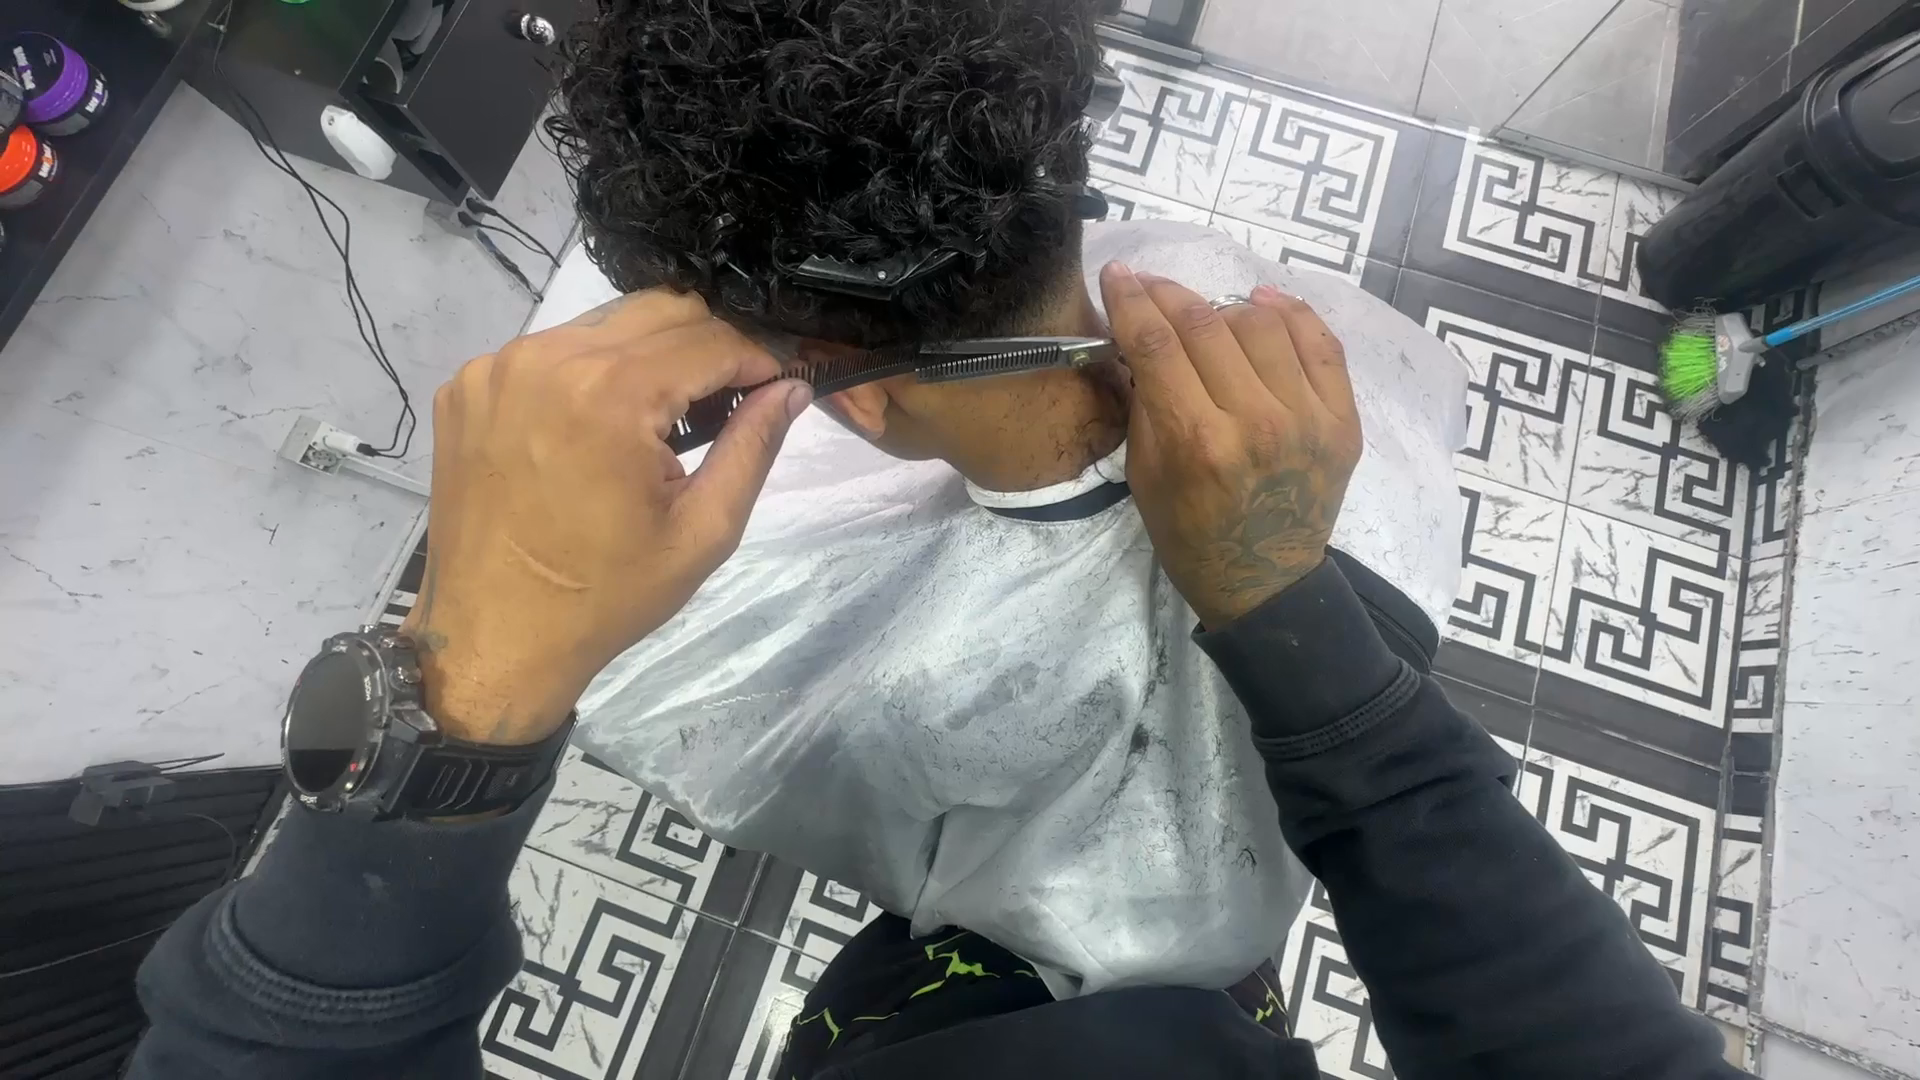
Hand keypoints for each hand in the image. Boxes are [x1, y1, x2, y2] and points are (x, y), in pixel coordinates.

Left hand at [401, 289, 810, 744]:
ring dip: (657, 352)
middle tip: (737, 394)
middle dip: (714, 343)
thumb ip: (754, 446)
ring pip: (608, 322)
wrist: (497, 634)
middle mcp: (549, 358)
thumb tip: (793, 389)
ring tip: (675, 412)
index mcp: (611, 395)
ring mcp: (499, 366)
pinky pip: (556, 348)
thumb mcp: (706, 529)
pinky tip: (608, 422)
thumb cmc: (611, 593)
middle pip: (662, 310)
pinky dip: (599, 368)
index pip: (710, 340)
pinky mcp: (470, 383)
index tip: (782, 383)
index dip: (759, 357)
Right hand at [1100, 265, 1361, 628]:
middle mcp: (1254, 421)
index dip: (1131, 301)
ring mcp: (1307, 417)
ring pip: (1260, 323)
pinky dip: (1288, 311)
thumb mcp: (1143, 477)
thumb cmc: (1188, 536)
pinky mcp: (1343, 419)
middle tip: (1148, 285)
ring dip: (1221, 307)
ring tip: (1203, 316)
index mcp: (1194, 442)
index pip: (1157, 346)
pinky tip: (1260, 302)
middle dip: (1167, 294)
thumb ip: (1144, 406)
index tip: (1117, 274)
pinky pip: (1319, 341)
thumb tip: (1140, 344)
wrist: (1263, 580)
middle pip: (1206, 325)